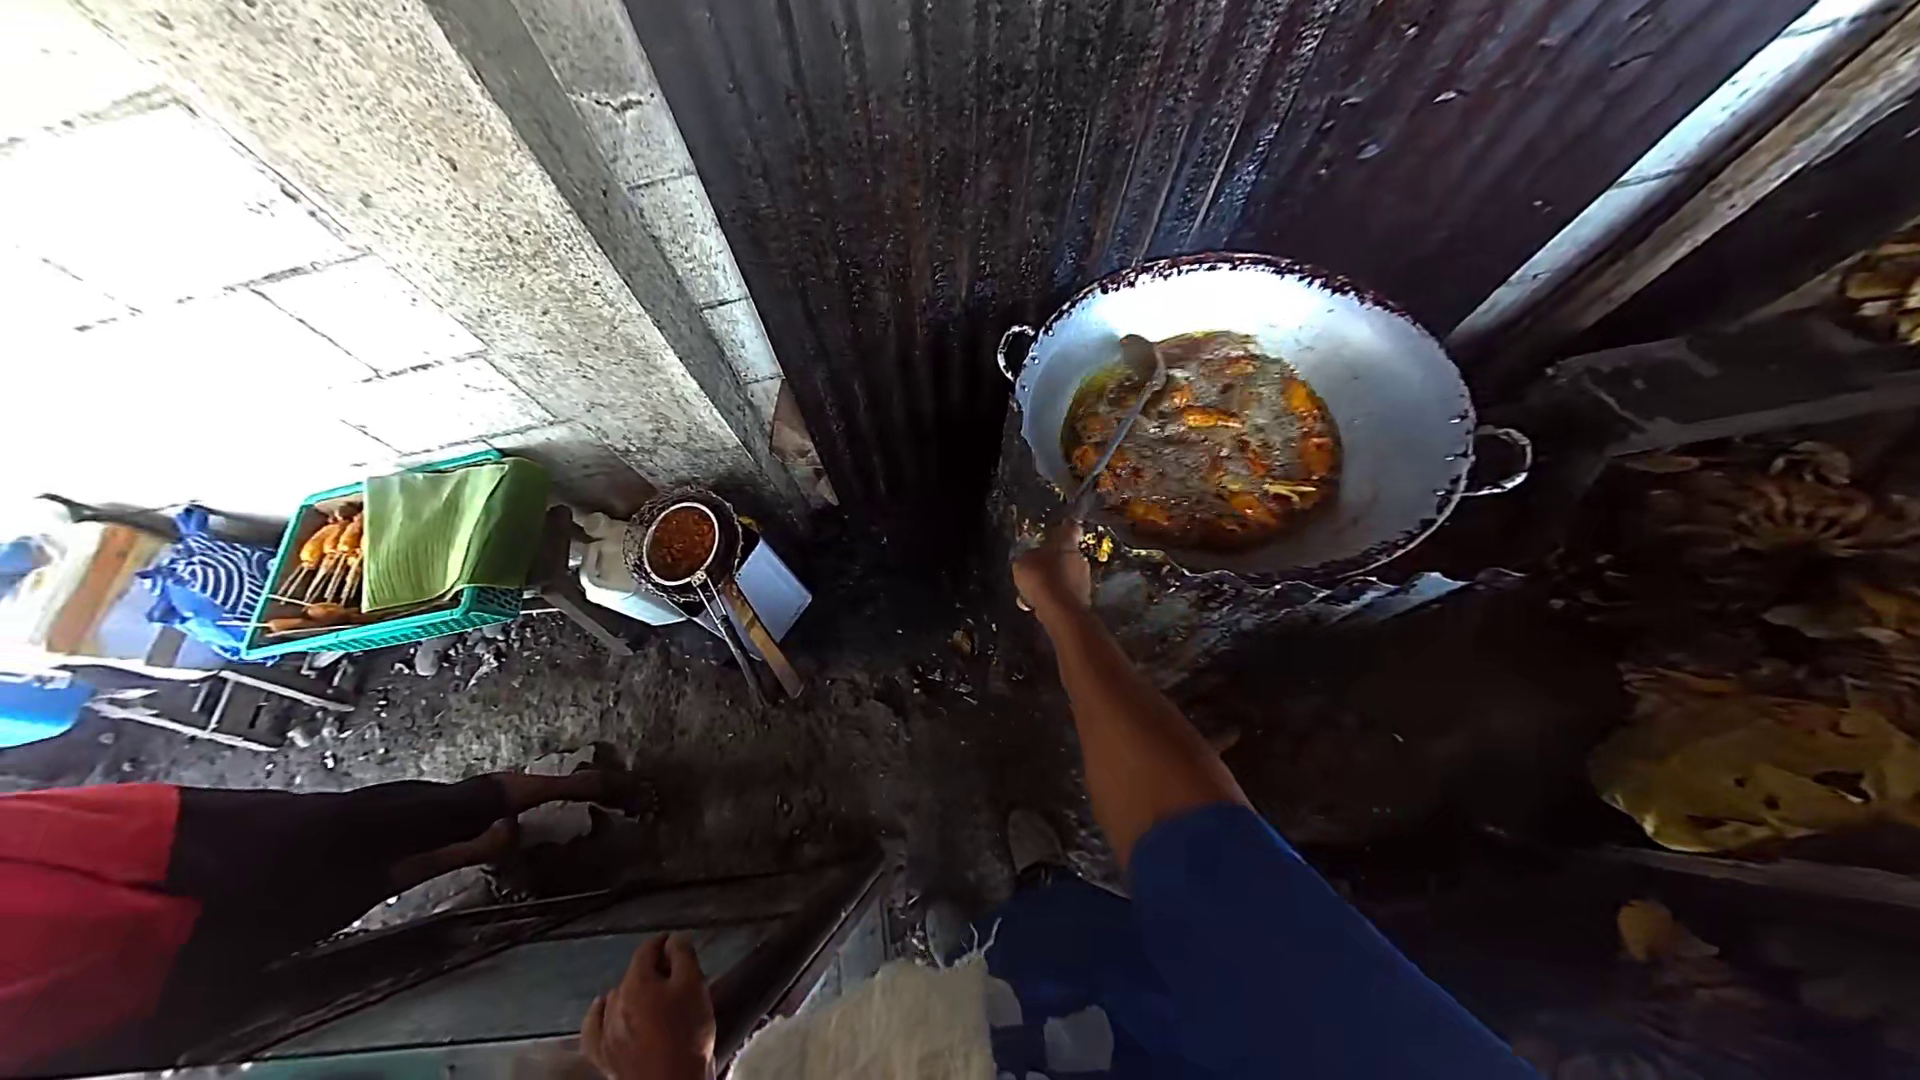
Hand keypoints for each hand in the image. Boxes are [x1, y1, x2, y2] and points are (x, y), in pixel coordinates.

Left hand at [582, 934, 714, 1079]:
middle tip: (676, 974)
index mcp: (637, 982)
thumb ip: (683, 954)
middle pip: (634, 973)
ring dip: (633, 990)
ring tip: (654, 995)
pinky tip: (602, 1008)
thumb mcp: (694, 984)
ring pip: (617, 997)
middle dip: (653, 968)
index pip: (646, 949)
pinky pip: (593, 1028)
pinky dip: (597, 1015)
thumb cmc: (687, 1030)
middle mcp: (615, 1004)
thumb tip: (673, 938)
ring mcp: (605, 1032)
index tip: (678, 943)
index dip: (663, 942)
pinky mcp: (603, 1055)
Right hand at [1013, 522, 1091, 620]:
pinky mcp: (1083, 599)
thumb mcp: (1022, 563)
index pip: (1070, 528)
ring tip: (1032, 592)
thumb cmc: (1041, 578)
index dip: (1065, 527)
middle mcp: (1079, 559)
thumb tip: (1030, 558)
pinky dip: (1053, 597)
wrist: (1060, 611)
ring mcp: (1084, 580)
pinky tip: (1038, 605)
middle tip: (1035, 569)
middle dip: (1053, 561)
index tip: (1060, 528)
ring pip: (1065, 576)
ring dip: (1052, 581)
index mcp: (1066, 544)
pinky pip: (1065, 594)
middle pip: (1066, 555)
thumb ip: (1027, 558)